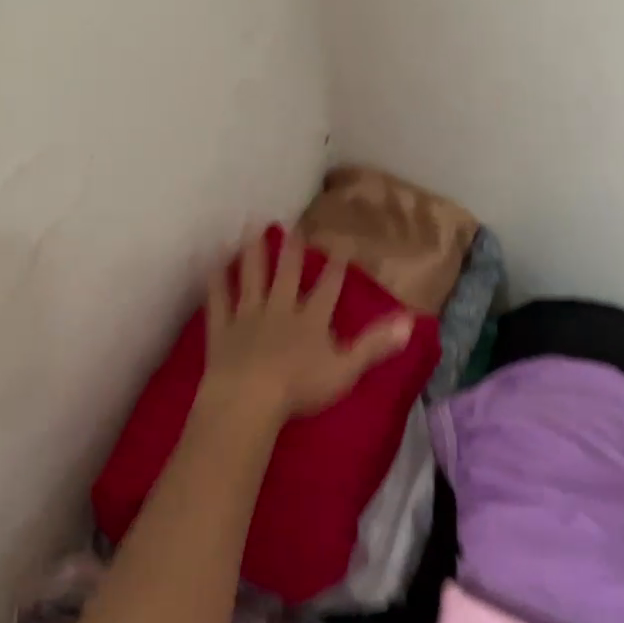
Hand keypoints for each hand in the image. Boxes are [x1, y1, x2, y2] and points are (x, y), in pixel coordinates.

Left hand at [200, 228, 413, 418]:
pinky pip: (218, 299)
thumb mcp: (346, 369)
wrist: (248, 398)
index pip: (328, 288)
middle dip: (291, 249)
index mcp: (312, 320)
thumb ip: (375, 344)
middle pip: (287, 274)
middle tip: (291, 225)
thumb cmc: (300, 388)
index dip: (337, 266)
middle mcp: (280, 309)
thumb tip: (410, 321)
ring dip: (253, 252)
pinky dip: (216, 280)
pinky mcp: (222, 329)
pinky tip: (213, 261)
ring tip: (251, 227)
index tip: (342, 241)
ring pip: (252, 277)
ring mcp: (248, 316)